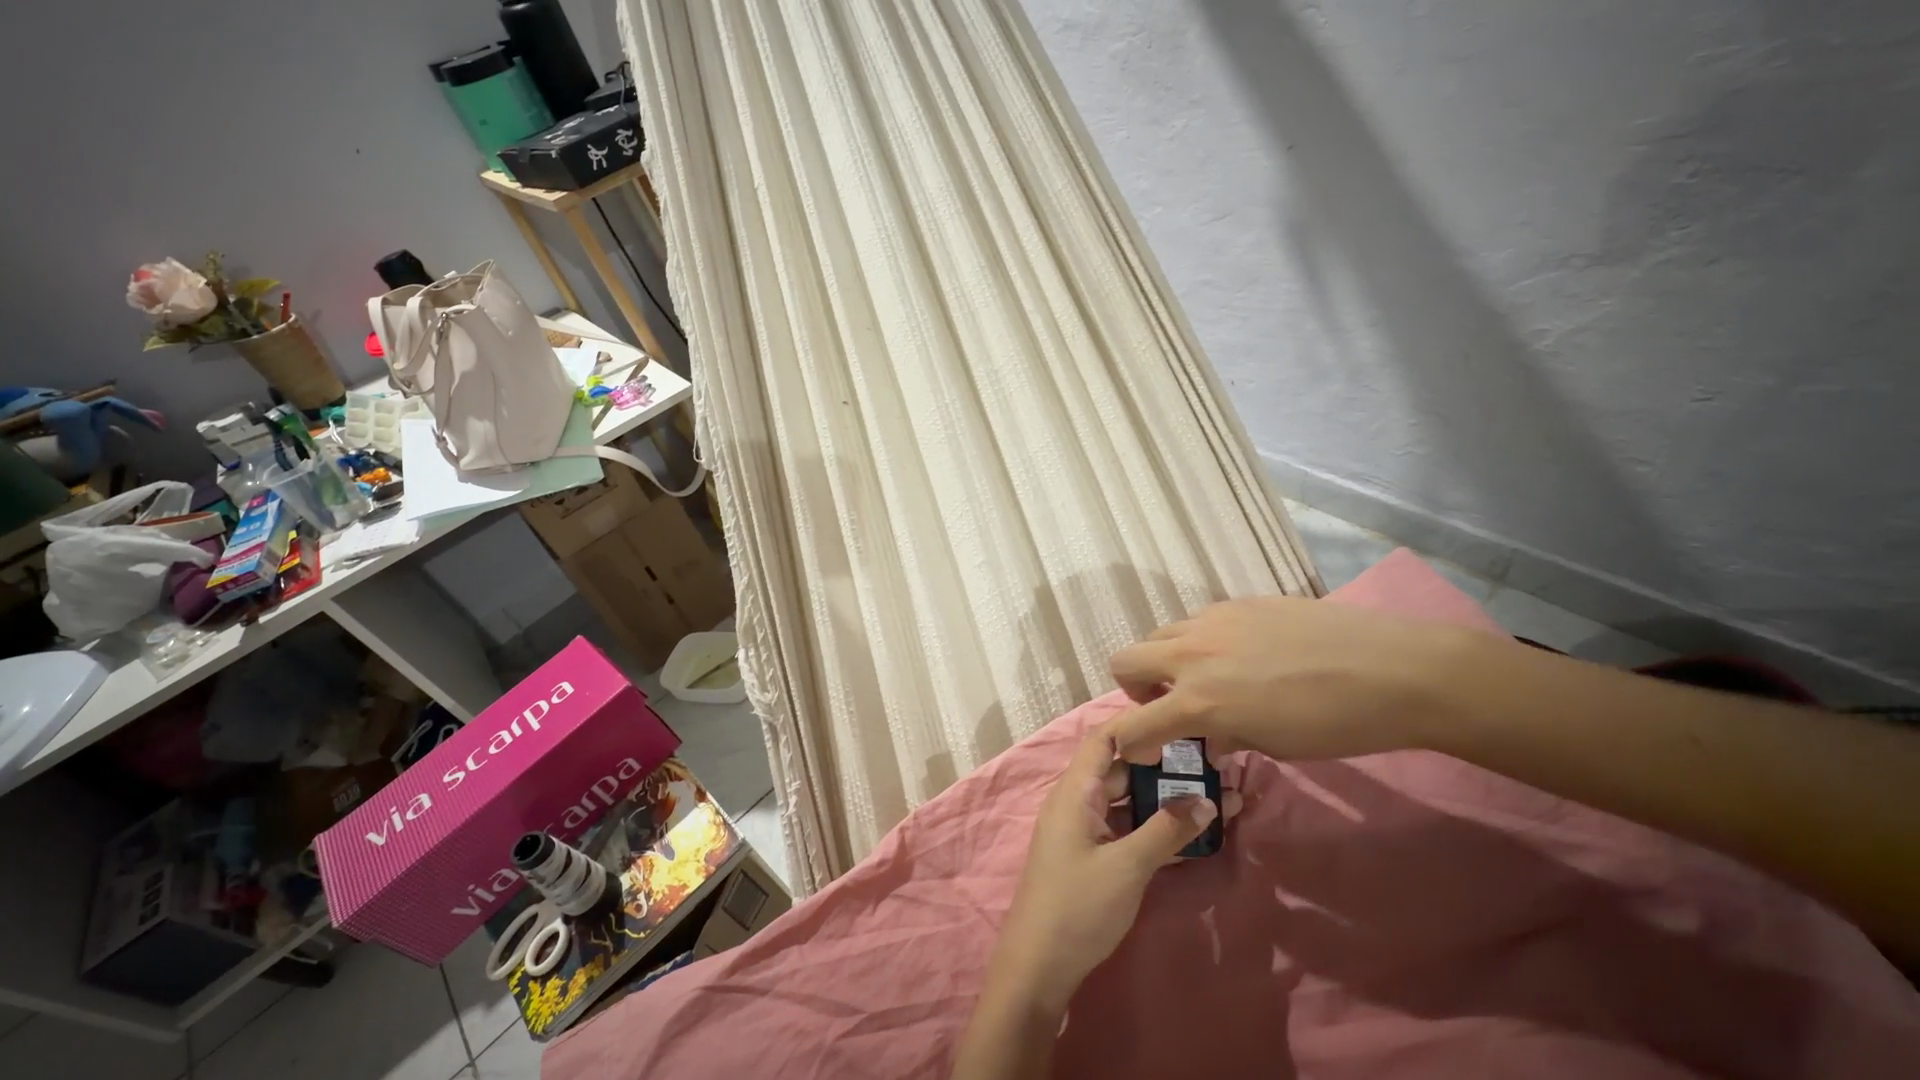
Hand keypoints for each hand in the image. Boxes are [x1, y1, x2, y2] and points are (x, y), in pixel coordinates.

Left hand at [989, 727, 1236, 1011]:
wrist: (1039, 967)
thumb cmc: (1078, 907)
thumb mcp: (1127, 867)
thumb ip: (1166, 830)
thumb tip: (1207, 800)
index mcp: (1074, 793)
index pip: (1104, 739)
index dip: (1139, 726)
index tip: (1183, 722)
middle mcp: (1076, 803)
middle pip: (1122, 768)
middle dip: (1166, 764)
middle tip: (1215, 761)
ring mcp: (1084, 831)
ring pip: (1129, 800)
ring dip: (1167, 797)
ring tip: (1217, 794)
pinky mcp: (1093, 858)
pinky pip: (1128, 828)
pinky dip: (1157, 825)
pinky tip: (1195, 830)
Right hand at [1106, 596, 1476, 765]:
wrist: (1393, 670)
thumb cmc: (1334, 724)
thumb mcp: (1271, 745)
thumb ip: (1225, 737)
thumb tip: (1209, 740)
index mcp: (1198, 700)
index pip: (1132, 725)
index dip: (1131, 745)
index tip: (1149, 754)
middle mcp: (1193, 653)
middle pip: (1125, 660)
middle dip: (1136, 688)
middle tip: (1169, 705)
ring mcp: (1216, 620)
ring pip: (1161, 634)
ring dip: (1168, 661)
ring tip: (1208, 679)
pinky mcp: (1242, 601)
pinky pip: (1201, 621)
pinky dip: (1204, 642)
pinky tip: (1246, 656)